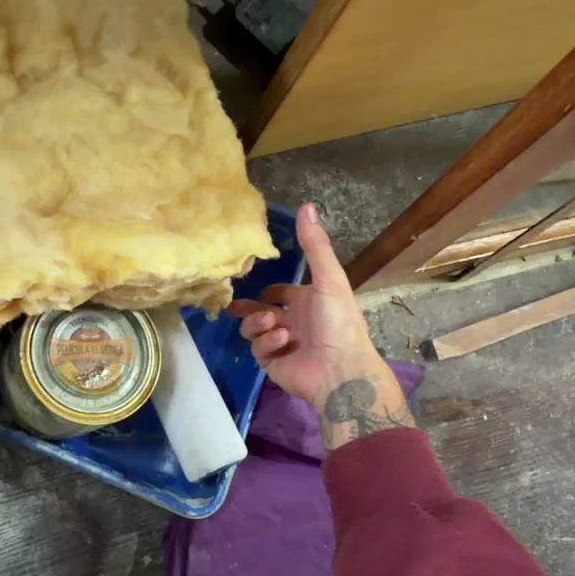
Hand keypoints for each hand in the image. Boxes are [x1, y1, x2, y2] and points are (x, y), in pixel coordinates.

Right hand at [228, 203, 412, 448]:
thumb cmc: (338, 321)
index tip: (254, 284)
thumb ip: (315, 245)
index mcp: (308, 302)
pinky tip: (282, 341)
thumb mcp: (328, 278)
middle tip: (234, 305)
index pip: (280, 293)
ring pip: (253, 328)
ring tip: (273, 325)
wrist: (340, 370)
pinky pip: (258, 348)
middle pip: (259, 310)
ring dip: (259, 323)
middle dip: (247, 307)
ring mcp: (281, 343)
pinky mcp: (271, 363)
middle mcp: (294, 321)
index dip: (268, 289)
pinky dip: (268, 342)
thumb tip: (306, 205)